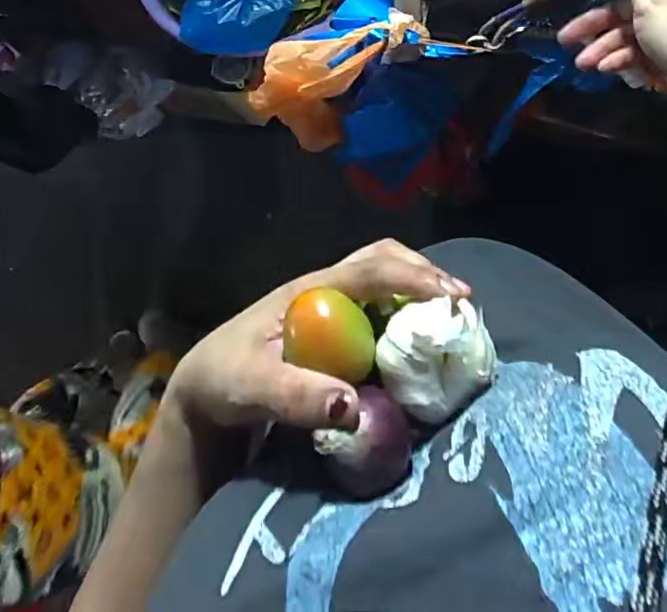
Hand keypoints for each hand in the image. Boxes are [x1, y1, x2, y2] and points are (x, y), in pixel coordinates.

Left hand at [166, 240, 467, 433]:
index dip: (412, 277)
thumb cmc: (225, 379)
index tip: (451, 297)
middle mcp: (326, 291)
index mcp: (309, 291)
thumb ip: (295, 396)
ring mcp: (332, 308)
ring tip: (452, 313)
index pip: (368, 269)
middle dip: (422, 271)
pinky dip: (408, 313)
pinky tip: (423, 337)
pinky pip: (381, 309)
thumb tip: (351, 407)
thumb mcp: (251, 387)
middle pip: (381, 259)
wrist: (207, 391)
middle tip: (459, 298)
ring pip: (384, 278)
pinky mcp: (337, 330)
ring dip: (419, 287)